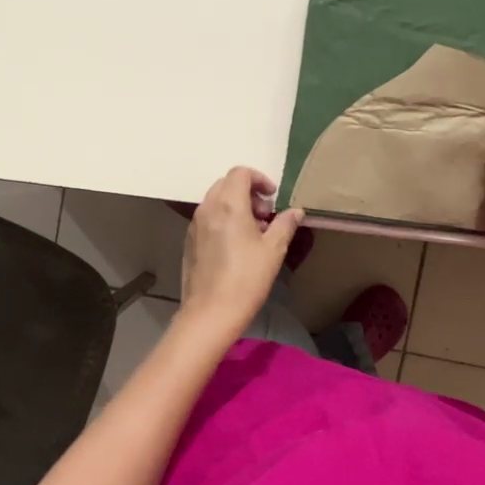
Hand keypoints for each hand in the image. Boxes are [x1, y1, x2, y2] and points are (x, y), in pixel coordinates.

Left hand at [179, 167, 303, 337]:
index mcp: (227, 205)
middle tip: (266, 216)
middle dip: (248, 193)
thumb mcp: (273, 250)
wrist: (211, 311)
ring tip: (255, 232)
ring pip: (215, 203)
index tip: (273, 197)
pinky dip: (223, 221)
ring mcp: (194, 226)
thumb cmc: (246, 278)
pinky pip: (207, 220)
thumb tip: (295, 212)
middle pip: (225, 185)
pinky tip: (237, 246)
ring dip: (236, 207)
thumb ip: (285, 224)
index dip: (259, 179)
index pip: (240, 173)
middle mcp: (206, 209)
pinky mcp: (189, 242)